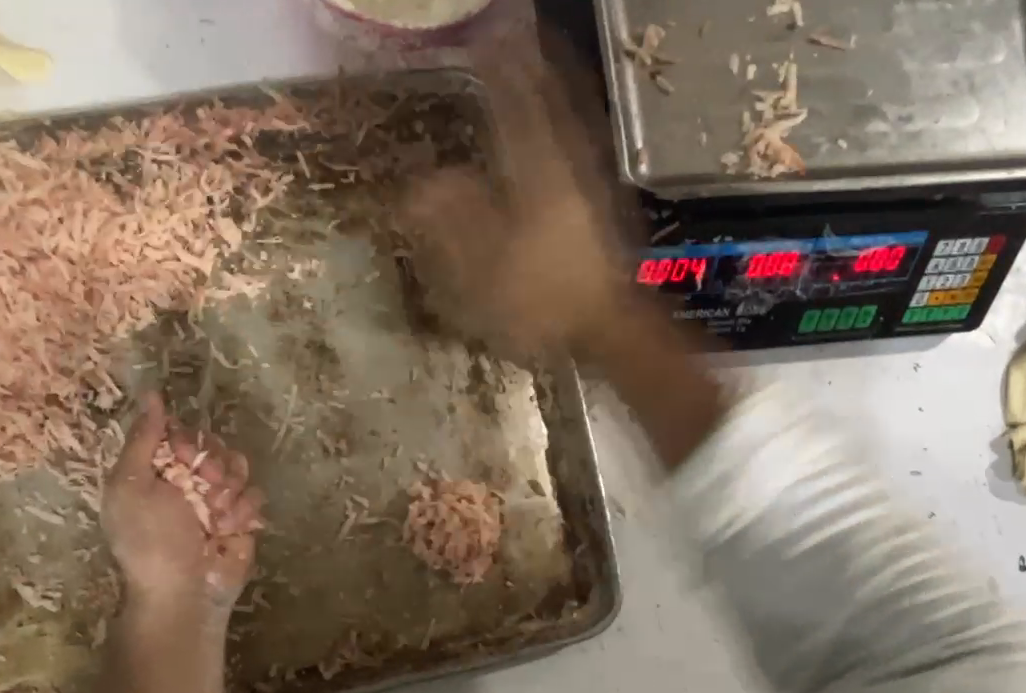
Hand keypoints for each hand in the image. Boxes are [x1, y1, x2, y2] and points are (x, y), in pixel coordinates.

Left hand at [103, 392, 264, 619]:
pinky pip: (254, 495)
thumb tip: (152, 394)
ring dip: (227, 487)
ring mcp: (217, 500)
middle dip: (210, 462)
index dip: (185, 439)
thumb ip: (143, 437)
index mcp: (156, 469)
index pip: (180, 431)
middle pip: (213, 444)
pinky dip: (242, 510)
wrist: (183, 591)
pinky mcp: (242, 519)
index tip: (181, 458)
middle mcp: (187, 480)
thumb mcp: (132, 483)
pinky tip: (227, 528)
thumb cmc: (149, 539)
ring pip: (238, 465)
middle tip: (202, 485)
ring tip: (214, 513)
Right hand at [402, 41, 730, 466]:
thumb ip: (448, 218)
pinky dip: (563, 115)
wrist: (610, 329)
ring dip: (548, 80)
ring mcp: (590, 175)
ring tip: (528, 55)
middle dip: (526, 58)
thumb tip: (415, 185)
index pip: (512, 93)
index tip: (478, 30)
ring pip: (568, 112)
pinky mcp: (600, 197)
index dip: (494, 60)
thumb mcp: (479, 269)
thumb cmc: (541, 301)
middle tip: (505, 29)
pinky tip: (554, 121)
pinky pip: (577, 137)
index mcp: (534, 165)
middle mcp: (567, 157)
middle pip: (548, 90)